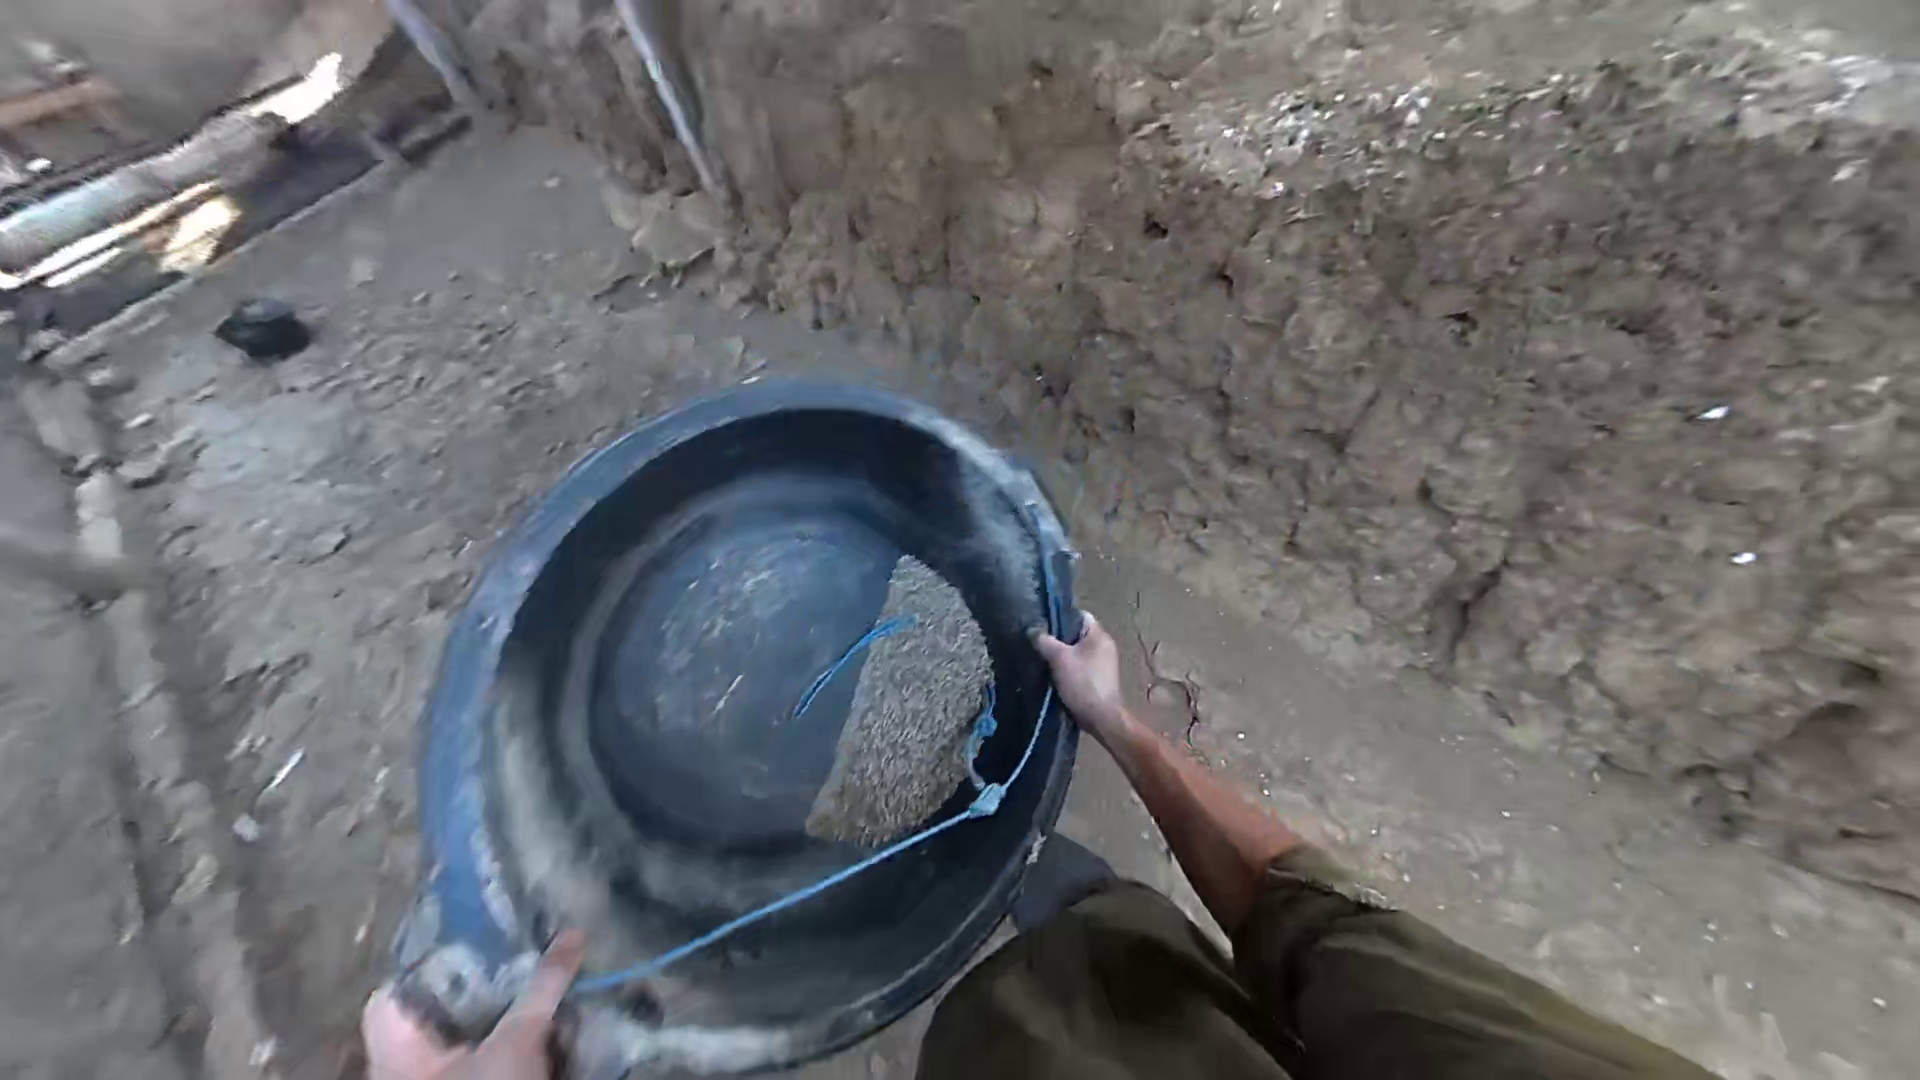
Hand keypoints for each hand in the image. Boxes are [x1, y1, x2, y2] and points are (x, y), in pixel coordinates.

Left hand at [363, 931, 585, 1079]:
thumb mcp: (518, 1040)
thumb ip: (544, 984)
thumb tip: (573, 931)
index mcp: (398, 1056)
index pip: (391, 997)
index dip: (425, 962)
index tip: (471, 929)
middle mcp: (411, 1069)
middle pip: (437, 1007)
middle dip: (481, 973)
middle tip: (520, 936)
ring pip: (468, 1028)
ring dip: (503, 999)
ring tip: (540, 961)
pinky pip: (492, 1046)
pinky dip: (515, 1024)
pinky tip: (546, 1001)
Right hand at [1030, 612, 1127, 738]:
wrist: (1101, 718)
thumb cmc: (1082, 683)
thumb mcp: (1059, 659)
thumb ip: (1044, 641)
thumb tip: (1032, 630)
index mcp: (1099, 636)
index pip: (1079, 615)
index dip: (1060, 617)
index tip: (1043, 625)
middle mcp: (1104, 646)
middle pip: (1077, 634)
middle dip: (1058, 638)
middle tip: (1039, 642)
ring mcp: (1103, 663)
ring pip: (1077, 651)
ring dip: (1062, 655)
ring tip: (1043, 658)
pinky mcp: (1099, 678)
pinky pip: (1080, 665)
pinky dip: (1068, 667)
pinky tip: (1053, 674)